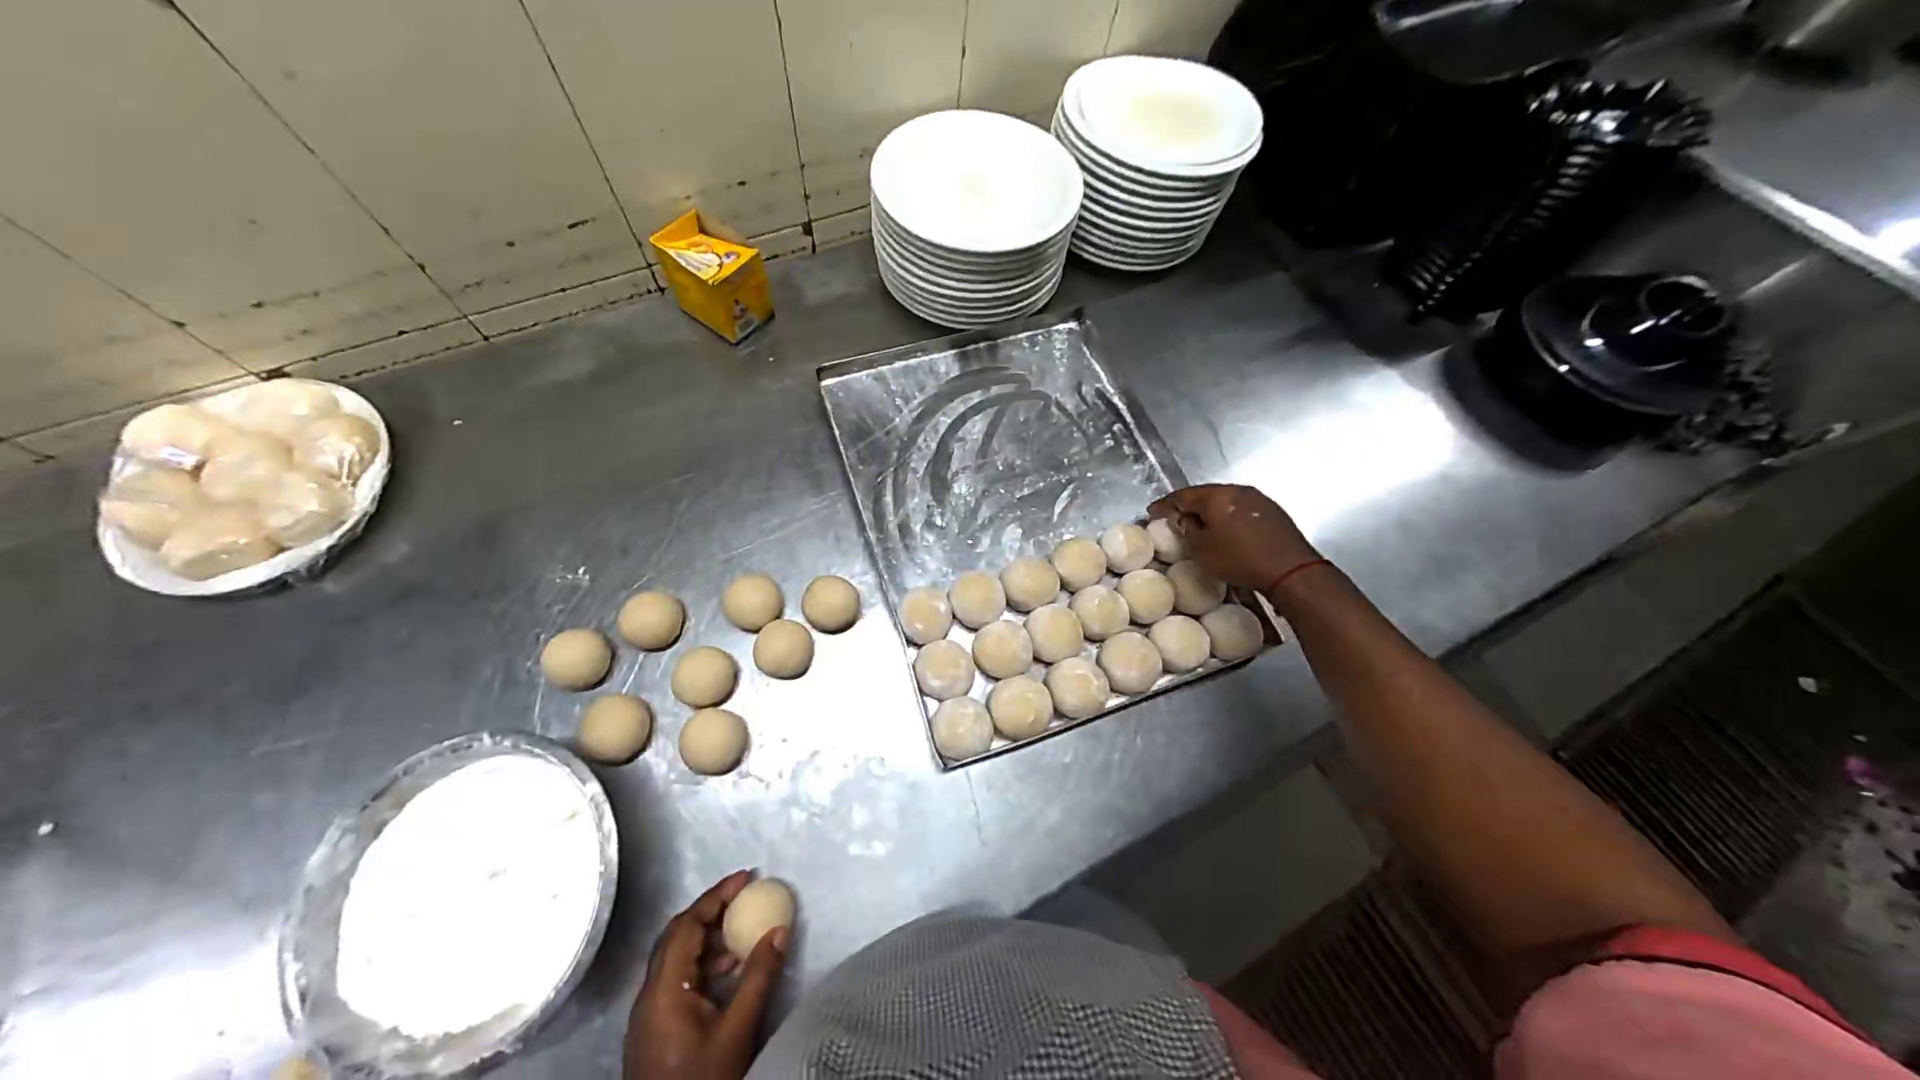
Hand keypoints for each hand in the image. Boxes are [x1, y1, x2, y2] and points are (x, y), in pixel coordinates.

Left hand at [625, 870, 789, 1079]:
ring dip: (707, 937)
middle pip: (676, 936)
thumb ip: (759, 977)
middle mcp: (648, 996)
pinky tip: (729, 969)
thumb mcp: (738, 1031)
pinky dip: (702, 962)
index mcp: (663, 991)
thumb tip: (781, 930)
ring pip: (675, 957)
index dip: (716, 896)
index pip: (686, 926)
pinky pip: (677, 979)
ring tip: (742, 930)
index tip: (747, 878)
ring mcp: (647, 1014)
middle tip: (744, 895)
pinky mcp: (654, 1028)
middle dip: (711, 910)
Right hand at [1148, 484, 1320, 592]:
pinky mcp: (1272, 511)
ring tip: (1199, 525)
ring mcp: (1258, 498)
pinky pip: (1241, 508)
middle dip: (1188, 505)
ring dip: (1210, 511)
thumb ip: (1187, 530)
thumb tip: (1182, 518)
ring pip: (1225, 501)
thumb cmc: (1239, 560)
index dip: (1165, 504)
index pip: (1182, 495)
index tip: (1152, 512)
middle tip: (1175, 518)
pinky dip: (1228, 516)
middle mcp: (1237, 490)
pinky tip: (1225, 530)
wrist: (1291, 570)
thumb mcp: (1202, 550)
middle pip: (1205, 494)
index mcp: (1216, 496)